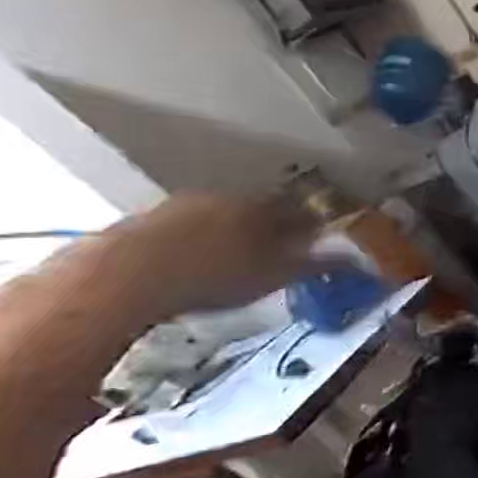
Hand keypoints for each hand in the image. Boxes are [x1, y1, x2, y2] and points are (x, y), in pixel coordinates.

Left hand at [81, 193, 321, 320]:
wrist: (120, 280)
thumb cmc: (214, 276)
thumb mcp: (278, 276)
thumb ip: (318, 264)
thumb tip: (357, 258)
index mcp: (259, 206)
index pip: (303, 210)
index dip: (319, 226)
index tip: (329, 243)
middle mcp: (221, 197)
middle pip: (261, 210)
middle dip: (277, 228)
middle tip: (289, 254)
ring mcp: (179, 207)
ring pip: (224, 217)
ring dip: (239, 234)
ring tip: (246, 261)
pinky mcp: (145, 225)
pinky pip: (190, 229)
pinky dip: (204, 243)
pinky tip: (204, 265)